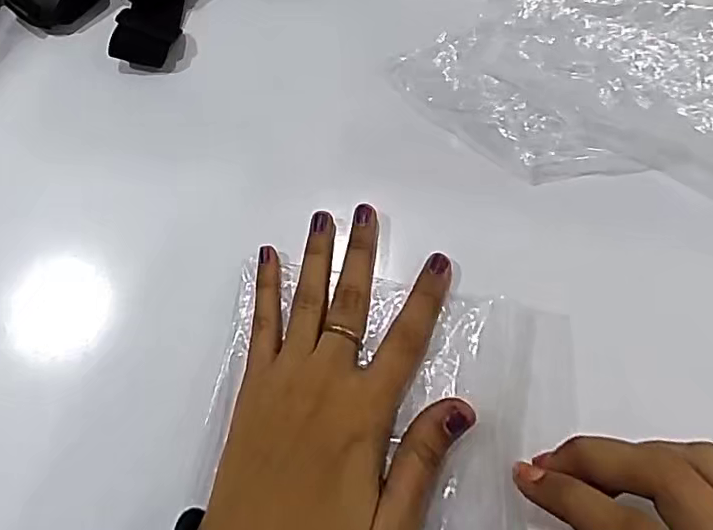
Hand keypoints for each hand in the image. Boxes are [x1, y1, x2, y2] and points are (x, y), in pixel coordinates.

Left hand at [201, 205, 473, 529]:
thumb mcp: (386, 523)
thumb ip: (420, 460)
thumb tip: (459, 409)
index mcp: (361, 412)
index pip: (405, 342)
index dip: (425, 299)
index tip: (438, 263)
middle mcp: (322, 380)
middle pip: (350, 303)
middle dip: (362, 254)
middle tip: (366, 213)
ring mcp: (284, 375)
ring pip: (305, 300)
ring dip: (315, 256)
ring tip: (323, 219)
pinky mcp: (253, 382)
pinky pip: (261, 322)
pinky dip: (265, 286)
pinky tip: (267, 257)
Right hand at [514, 437, 712, 529]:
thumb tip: (571, 519)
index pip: (616, 523)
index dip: (561, 494)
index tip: (528, 478)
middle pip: (656, 473)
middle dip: (591, 458)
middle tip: (549, 463)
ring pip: (697, 461)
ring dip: (636, 452)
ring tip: (600, 462)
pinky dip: (684, 460)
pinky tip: (658, 468)